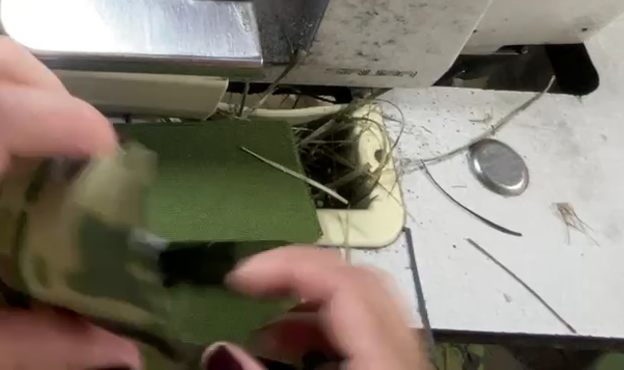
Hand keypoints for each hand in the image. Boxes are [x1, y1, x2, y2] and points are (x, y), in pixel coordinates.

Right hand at [205, 246, 425, 369]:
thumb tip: (216, 348)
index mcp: (387, 360)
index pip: (342, 280)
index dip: (285, 264)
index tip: (236, 278)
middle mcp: (406, 356)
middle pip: (361, 280)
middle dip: (300, 273)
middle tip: (253, 285)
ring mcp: (407, 364)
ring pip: (368, 306)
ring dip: (311, 304)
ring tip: (265, 328)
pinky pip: (370, 334)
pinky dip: (327, 330)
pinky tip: (291, 354)